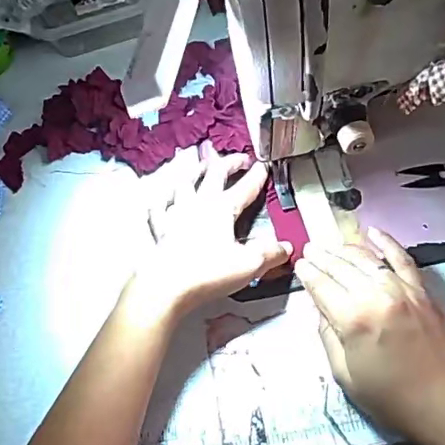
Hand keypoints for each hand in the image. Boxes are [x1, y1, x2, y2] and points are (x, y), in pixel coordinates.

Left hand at [126, 144, 291, 320]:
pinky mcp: (160, 229)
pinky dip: (162, 199)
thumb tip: (285, 248)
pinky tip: (162, 198)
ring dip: (193, 171)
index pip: (244, 188)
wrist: (167, 285)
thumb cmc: (207, 272)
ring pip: (183, 183)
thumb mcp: (248, 265)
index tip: (263, 166)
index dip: (256, 176)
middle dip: (228, 163)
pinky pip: (159, 208)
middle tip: (238, 159)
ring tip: (198, 165)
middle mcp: (198, 205)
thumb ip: (269, 253)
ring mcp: (175, 214)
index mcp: (222, 209)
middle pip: (213, 175)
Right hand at [295, 227, 444, 444]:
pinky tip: (374, 232)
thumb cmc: (395, 400)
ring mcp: (403, 291)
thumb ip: (329, 337)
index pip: (321, 286)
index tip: (298, 265)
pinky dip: (387, 243)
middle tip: (309, 251)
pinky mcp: (424, 293)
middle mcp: (377, 296)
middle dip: (322, 257)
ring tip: (331, 246)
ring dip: (346, 249)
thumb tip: (322, 310)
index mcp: (353, 319)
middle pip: (342, 267)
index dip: (307, 274)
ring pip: (368, 259)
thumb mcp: (346, 376)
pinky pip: (403, 260)